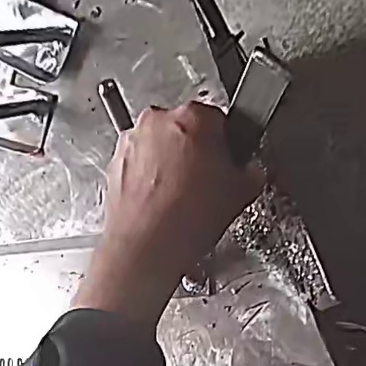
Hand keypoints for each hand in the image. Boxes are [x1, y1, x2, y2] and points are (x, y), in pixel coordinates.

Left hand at [74, 102, 263, 323]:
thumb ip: (250, 174)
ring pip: (158, 148)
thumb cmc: (185, 219)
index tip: (226, 165)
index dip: (224, 146)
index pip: (217, 119)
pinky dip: (147, 182)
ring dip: (168, 166)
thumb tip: (251, 173)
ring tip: (179, 201)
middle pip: (183, 130)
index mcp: (194, 117)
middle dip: (193, 154)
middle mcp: (158, 121)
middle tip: (204, 185)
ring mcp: (132, 142)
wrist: (144, 248)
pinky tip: (159, 207)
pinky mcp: (115, 165)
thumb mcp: (238, 195)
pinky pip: (138, 167)